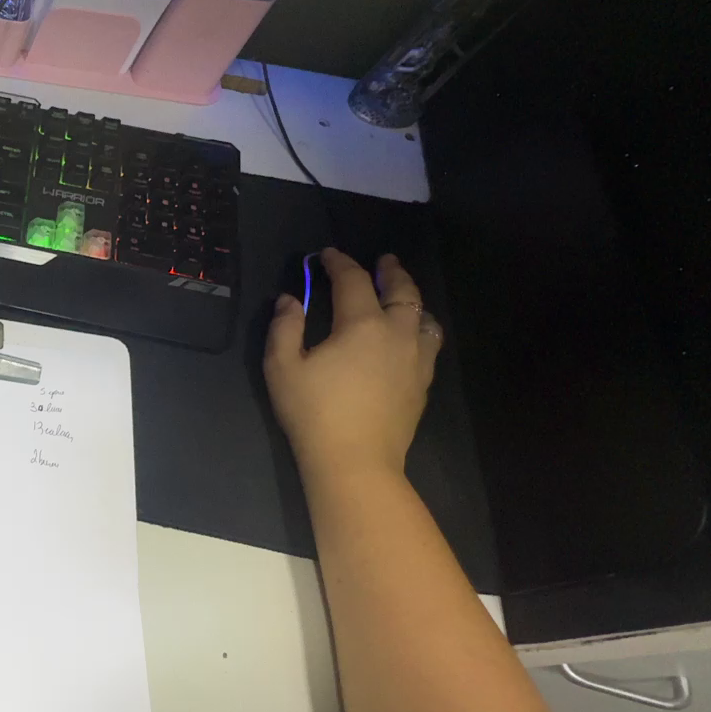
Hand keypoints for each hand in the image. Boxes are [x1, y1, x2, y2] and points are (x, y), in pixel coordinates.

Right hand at [264, 249, 443, 481]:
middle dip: (390, 271)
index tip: (325, 254)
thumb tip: (289, 300)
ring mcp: (416, 356)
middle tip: (382, 260)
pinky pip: (429, 339)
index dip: (338, 263)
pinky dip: (420, 324)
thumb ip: (285, 328)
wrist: (355, 457)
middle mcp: (396, 332)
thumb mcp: (282, 367)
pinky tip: (412, 331)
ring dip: (411, 297)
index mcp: (360, 325)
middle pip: (401, 291)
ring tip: (401, 293)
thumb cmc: (311, 410)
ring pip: (422, 314)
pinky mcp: (423, 378)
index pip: (352, 282)